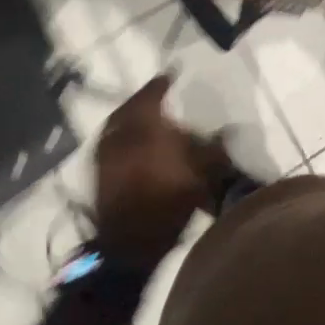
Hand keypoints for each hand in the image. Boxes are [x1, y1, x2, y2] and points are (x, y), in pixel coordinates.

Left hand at [93, 75, 230, 262]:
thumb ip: (214, 149)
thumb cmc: (165, 207)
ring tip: (149, 120)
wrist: (126, 249)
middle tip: (160, 96)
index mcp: (143, 126)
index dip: (163, 83)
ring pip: (119, 124)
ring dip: (132, 117)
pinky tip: (135, 147)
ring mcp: (103, 153)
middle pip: (132, 107)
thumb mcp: (200, 176)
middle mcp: (119, 132)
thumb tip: (228, 129)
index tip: (173, 75)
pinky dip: (122, 137)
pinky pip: (110, 142)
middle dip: (147, 100)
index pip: (152, 94)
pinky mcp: (96, 173)